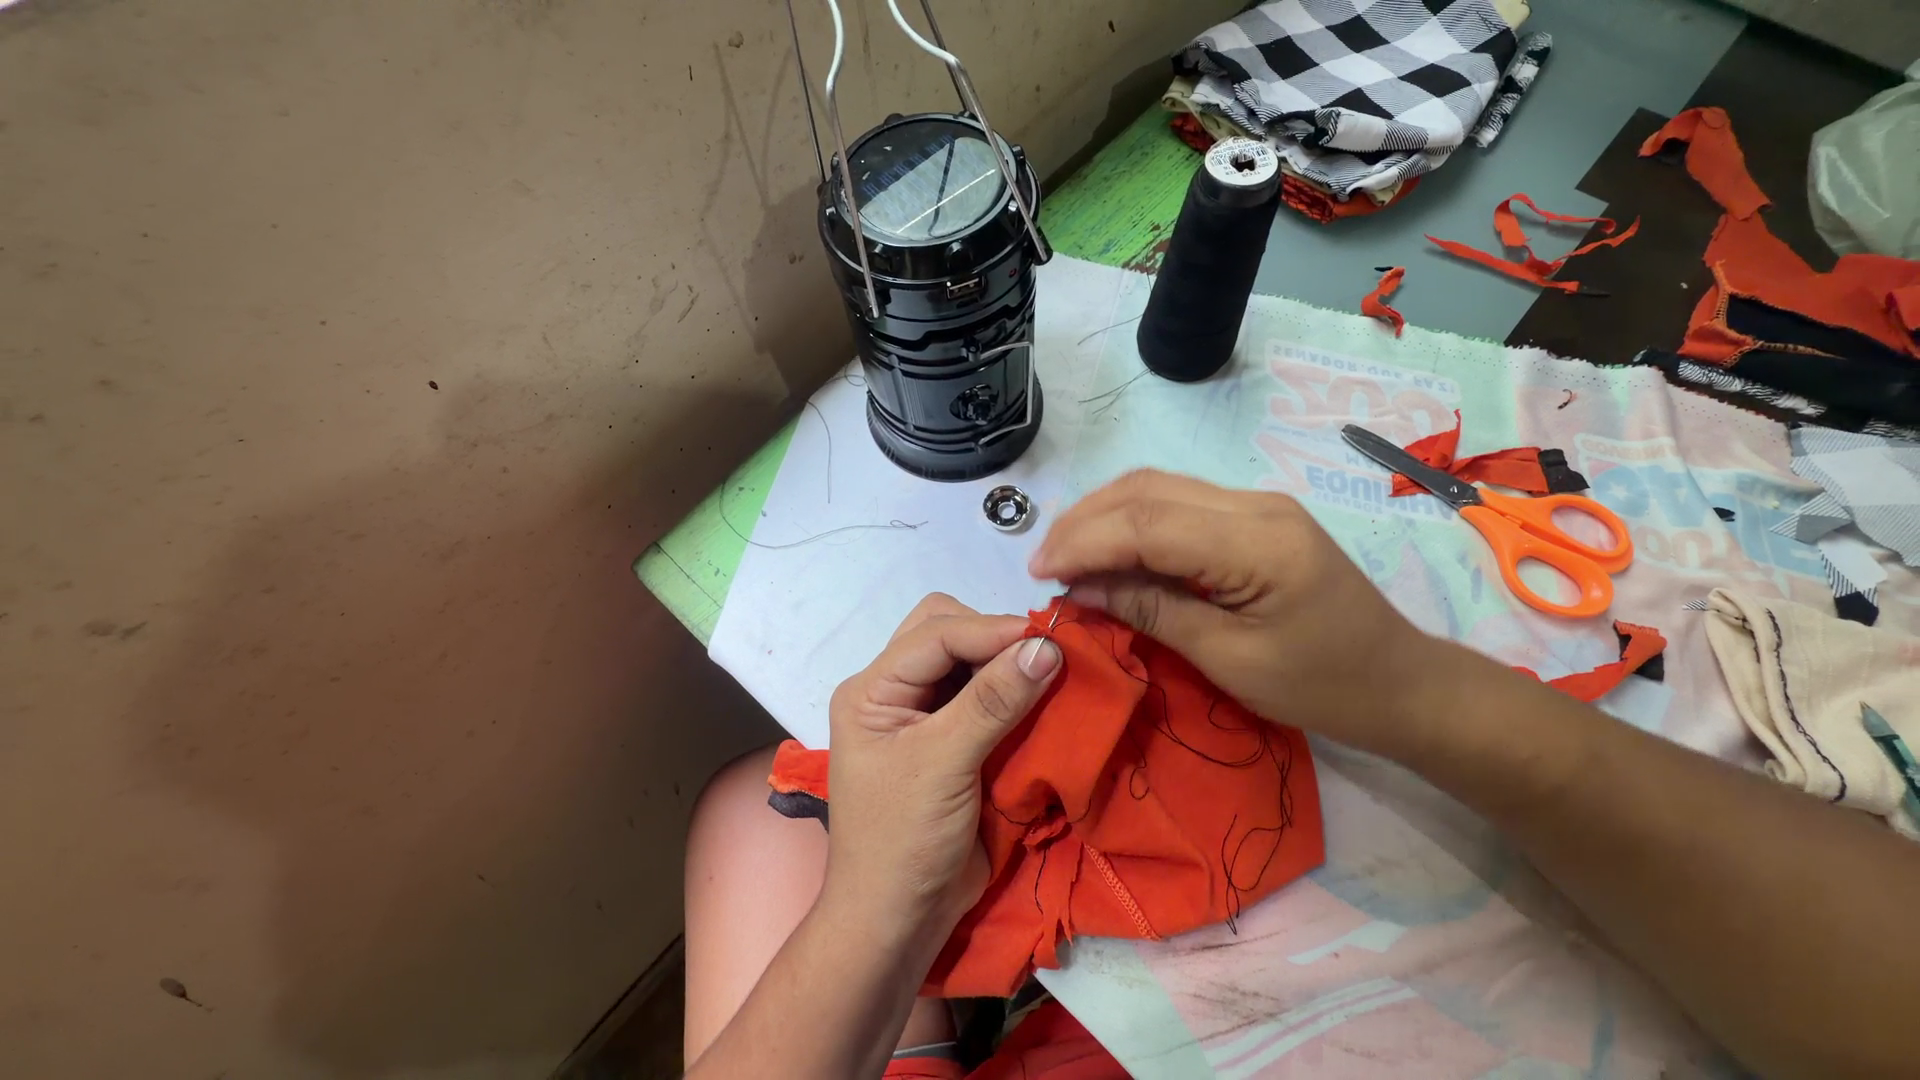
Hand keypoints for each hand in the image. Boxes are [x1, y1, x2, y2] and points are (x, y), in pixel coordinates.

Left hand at [821, 594, 1062, 938]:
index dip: (990, 630)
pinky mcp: (951, 741)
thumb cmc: (904, 840)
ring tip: (1048, 669)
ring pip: (965, 660)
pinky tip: (1039, 697)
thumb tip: (1046, 646)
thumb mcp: (943, 765)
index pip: (934, 635)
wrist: (898, 919)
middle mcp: (893, 692)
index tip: (1048, 640)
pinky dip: (1012, 692)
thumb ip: (992, 702)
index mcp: (872, 690)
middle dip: (992, 637)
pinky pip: (983, 696)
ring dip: (1004, 662)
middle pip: (944, 632)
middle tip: (1041, 656)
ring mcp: (922, 716)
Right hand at [1029, 469, 1442, 754]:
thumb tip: (1080, 589)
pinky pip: (1178, 505)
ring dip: (1103, 516)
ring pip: (1158, 488)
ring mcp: (1257, 506)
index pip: (1147, 522)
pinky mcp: (1255, 518)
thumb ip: (1152, 611)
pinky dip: (1133, 522)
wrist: (1400, 684)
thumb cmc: (1321, 686)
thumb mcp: (1229, 660)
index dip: (1084, 543)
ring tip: (1064, 556)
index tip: (1039, 575)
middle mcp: (1255, 505)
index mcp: (1256, 542)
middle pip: (1147, 491)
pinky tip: (1109, 551)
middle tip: (1041, 565)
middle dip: (1084, 522)